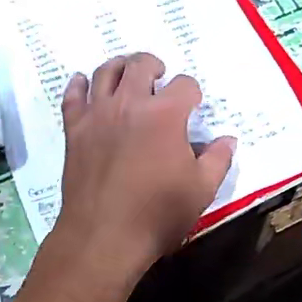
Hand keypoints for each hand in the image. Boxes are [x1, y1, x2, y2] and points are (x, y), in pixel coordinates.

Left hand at [50, 52, 235, 283]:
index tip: (194, 105)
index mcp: (165, 115)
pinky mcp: (74, 131)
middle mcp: (130, 104)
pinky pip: (73, 97)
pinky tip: (83, 83)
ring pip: (105, 72)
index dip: (193, 93)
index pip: (185, 85)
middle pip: (141, 66)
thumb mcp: (202, 189)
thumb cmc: (158, 213)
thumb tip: (228, 140)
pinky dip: (79, 85)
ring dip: (120, 66)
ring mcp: (98, 115)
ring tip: (128, 73)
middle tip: (160, 78)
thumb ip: (218, 160)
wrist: (104, 235)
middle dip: (155, 67)